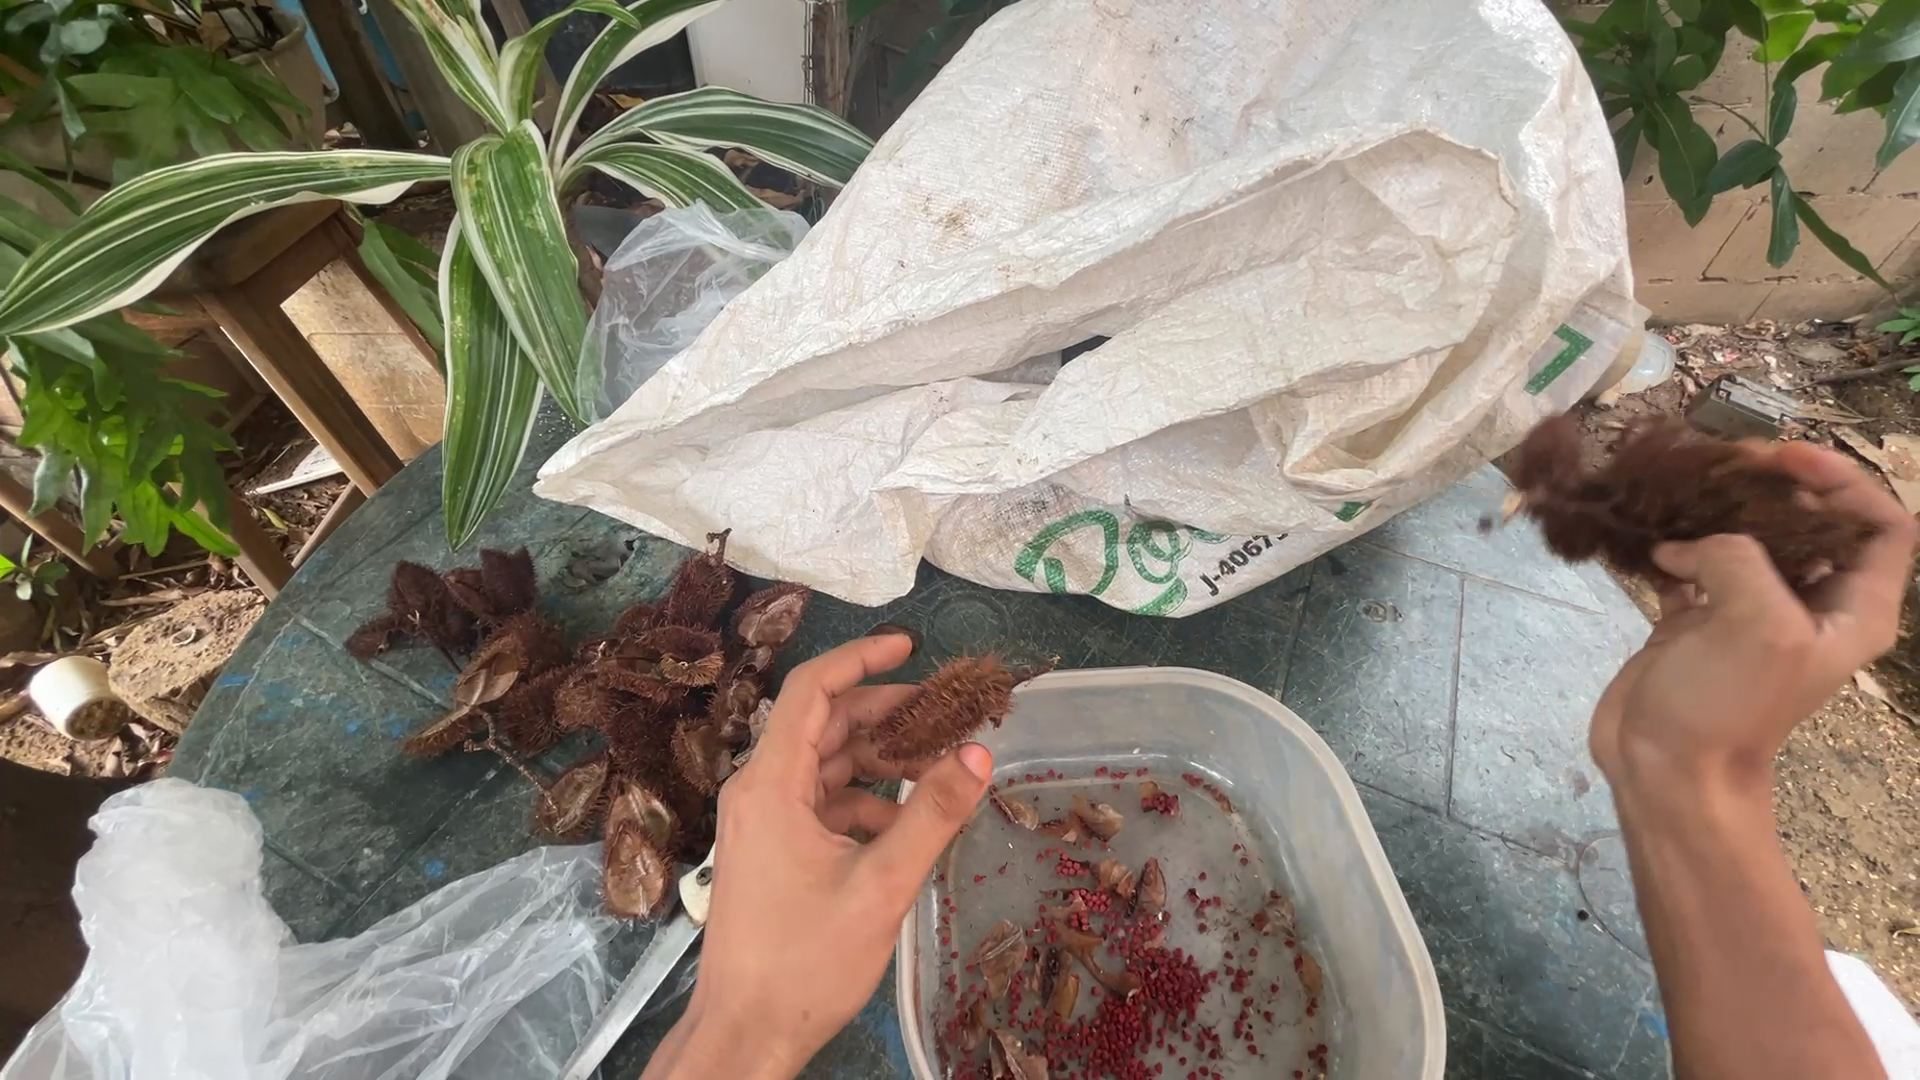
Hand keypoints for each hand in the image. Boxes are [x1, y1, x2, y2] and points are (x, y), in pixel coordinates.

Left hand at [642, 634, 994, 1079]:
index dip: (860, 658)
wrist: (744, 1040)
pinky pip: (824, 799)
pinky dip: (865, 797)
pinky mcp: (775, 845)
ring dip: (881, 758)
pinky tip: (904, 821)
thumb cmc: (805, 962)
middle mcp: (760, 788)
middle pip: (825, 723)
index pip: (811, 689)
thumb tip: (979, 754)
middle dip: (885, 712)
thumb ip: (932, 815)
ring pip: (828, 761)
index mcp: (771, 783)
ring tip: (935, 765)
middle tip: (944, 713)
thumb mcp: (881, 885)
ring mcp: (764, 817)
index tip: (910, 644)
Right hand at [1590, 441, 1916, 794]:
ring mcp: (1740, 614)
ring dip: (1709, 517)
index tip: (1778, 458)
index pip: (1880, 527)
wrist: (1668, 763)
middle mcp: (1803, 606)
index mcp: (1850, 609)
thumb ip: (1736, 563)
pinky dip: (1665, 549)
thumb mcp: (1755, 626)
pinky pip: (1685, 570)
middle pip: (1803, 528)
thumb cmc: (1727, 702)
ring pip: (1738, 546)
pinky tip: (1639, 537)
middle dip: (1765, 492)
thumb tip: (1685, 545)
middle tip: (1712, 468)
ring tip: (1671, 495)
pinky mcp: (1687, 623)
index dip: (1842, 484)